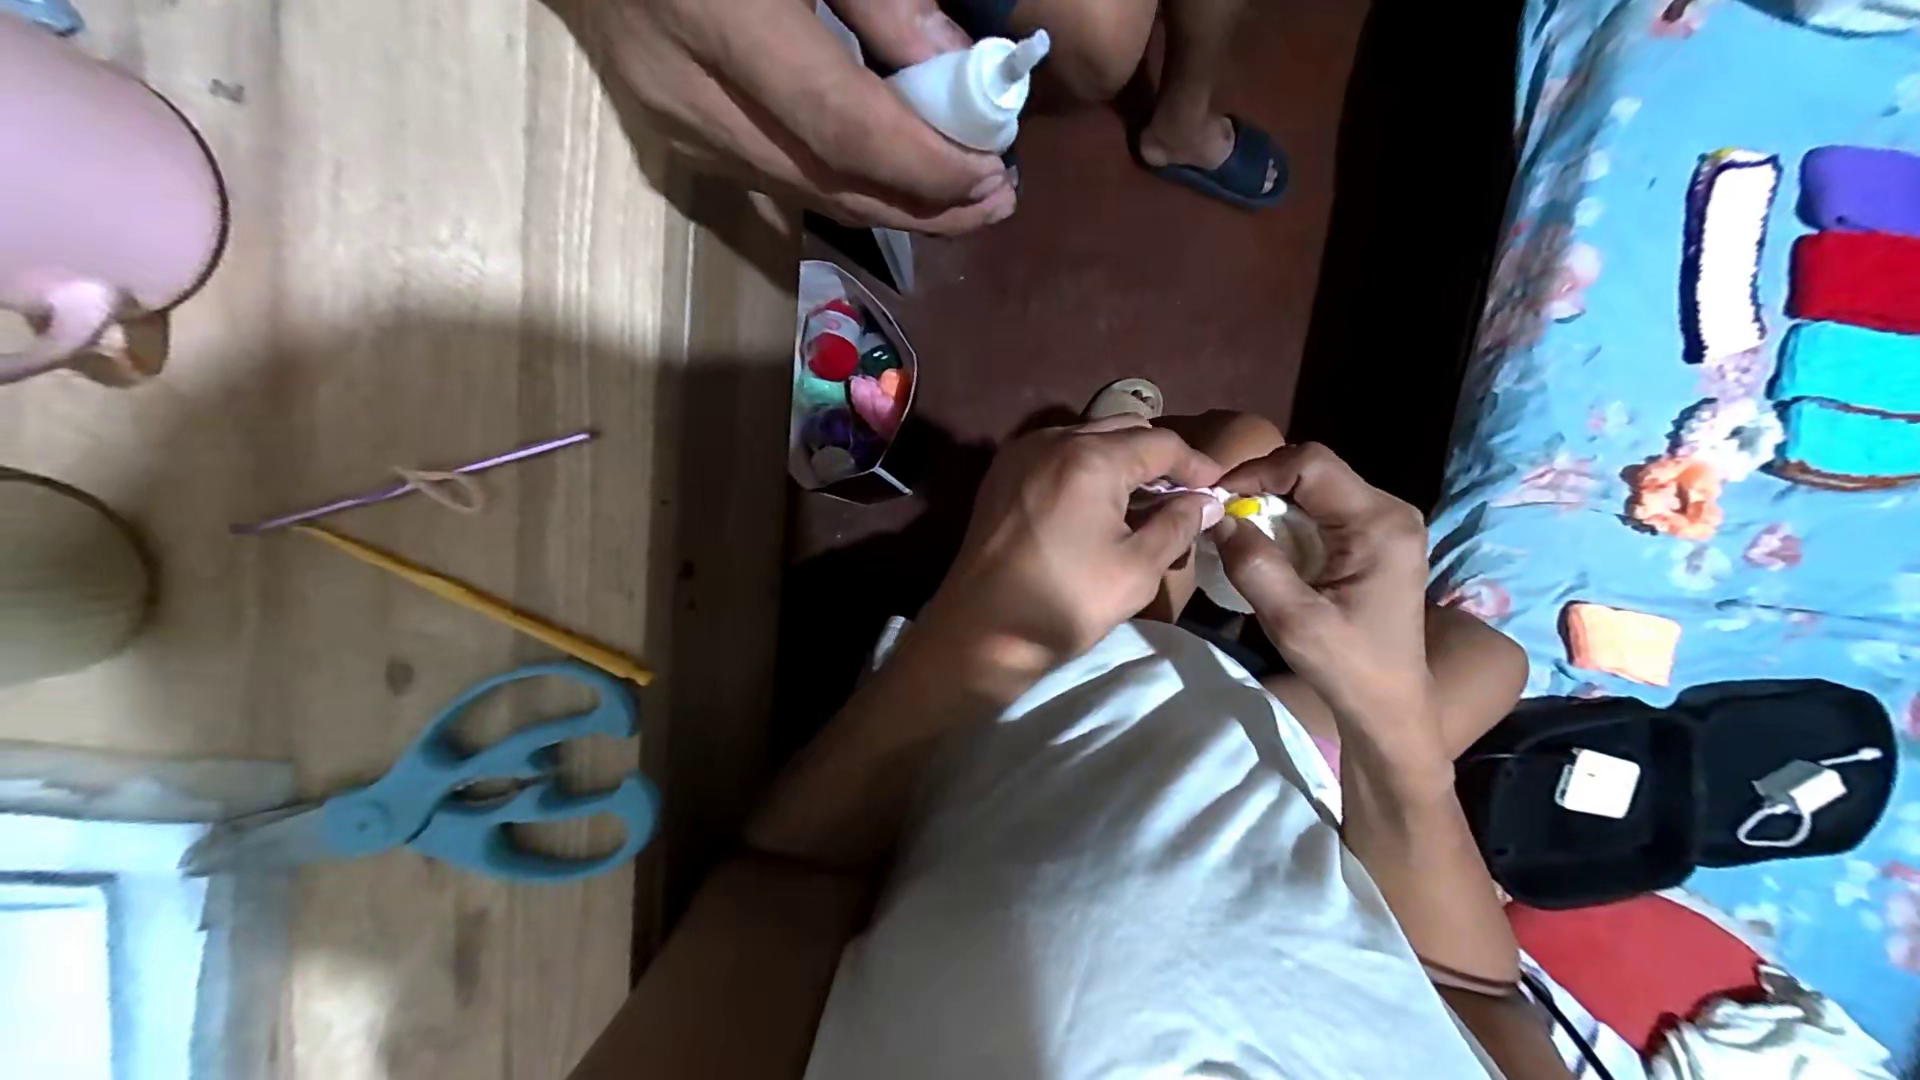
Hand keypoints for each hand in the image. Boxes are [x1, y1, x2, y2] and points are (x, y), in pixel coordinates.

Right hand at [583, 0, 1015, 233]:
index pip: (841, 127)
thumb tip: (960, 69)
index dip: (922, 164)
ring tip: (964, 204)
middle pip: (832, 185)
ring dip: (896, 209)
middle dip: (925, 206)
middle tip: (994, 205)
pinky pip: (786, 185)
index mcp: (716, 16)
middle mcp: (692, 95)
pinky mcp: (685, 148)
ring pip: (812, 198)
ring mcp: (683, 133)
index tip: (989, 174)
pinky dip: (851, 190)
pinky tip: (898, 183)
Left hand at [919, 417, 1224, 687]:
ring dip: (1121, 459)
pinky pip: (1056, 453)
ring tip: (1143, 498)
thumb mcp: (1137, 568)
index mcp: (1090, 458)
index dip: (1196, 463)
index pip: (1160, 442)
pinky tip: (1097, 501)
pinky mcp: (1002, 473)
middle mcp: (1052, 440)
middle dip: (1158, 456)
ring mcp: (1021, 453)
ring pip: (1087, 437)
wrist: (981, 629)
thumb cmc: (1064, 602)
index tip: (1217, 487)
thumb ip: (1177, 524)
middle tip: (1182, 493)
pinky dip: (1085, 466)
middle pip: (1123, 429)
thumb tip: (1205, 501)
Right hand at [1211, 443, 1437, 738]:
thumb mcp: (1292, 620)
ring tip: (1236, 527)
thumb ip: (1254, 565)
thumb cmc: (1346, 665)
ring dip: (1269, 500)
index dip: (1257, 472)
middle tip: (1222, 514)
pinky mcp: (1371, 536)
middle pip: (1312, 469)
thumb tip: (1218, 518)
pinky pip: (1318, 506)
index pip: (1310, 465)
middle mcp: (1388, 510)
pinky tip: (1263, 541)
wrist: (1389, 703)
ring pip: (1312, 485)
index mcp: (1379, 524)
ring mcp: (1383, 522)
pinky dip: (1283, 516)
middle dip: (1260, 484)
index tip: (1219, 500)